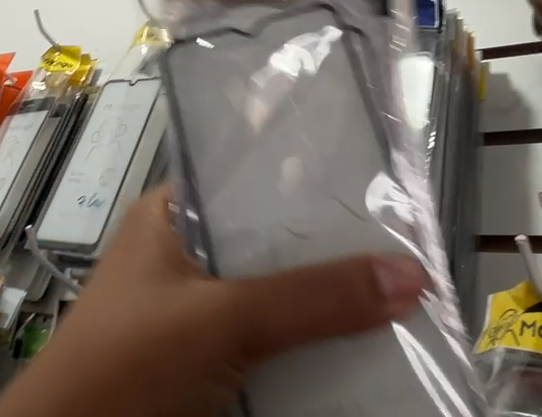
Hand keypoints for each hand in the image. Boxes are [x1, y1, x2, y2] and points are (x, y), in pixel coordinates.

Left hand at [0, 186, 427, 416]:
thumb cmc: (130, 360)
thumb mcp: (223, 318)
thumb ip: (310, 298)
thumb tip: (410, 274)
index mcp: (172, 216)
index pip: (249, 179)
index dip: (309, 183)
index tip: (375, 190)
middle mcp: (185, 254)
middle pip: (270, 244)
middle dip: (328, 251)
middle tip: (402, 246)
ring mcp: (195, 312)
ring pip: (274, 297)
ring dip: (323, 304)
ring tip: (397, 292)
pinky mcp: (206, 363)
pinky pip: (269, 344)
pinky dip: (307, 347)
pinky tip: (359, 346)